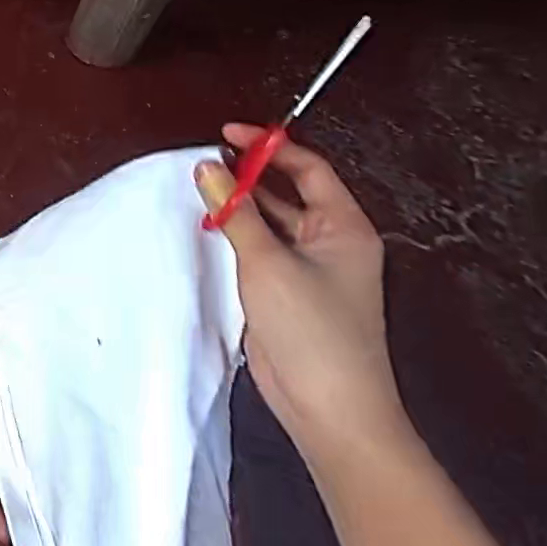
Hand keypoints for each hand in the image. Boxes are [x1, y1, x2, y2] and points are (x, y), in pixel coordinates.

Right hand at [195, 124, 408, 470]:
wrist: (328, 410)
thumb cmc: (313, 331)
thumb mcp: (269, 262)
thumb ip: (235, 211)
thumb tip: (208, 168)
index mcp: (344, 226)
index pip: (308, 167)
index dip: (269, 146)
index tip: (230, 135)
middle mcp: (330, 241)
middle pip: (288, 190)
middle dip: (250, 174)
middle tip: (209, 160)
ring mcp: (308, 267)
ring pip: (270, 220)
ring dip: (240, 204)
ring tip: (202, 186)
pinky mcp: (287, 289)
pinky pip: (260, 247)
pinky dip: (237, 233)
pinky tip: (211, 224)